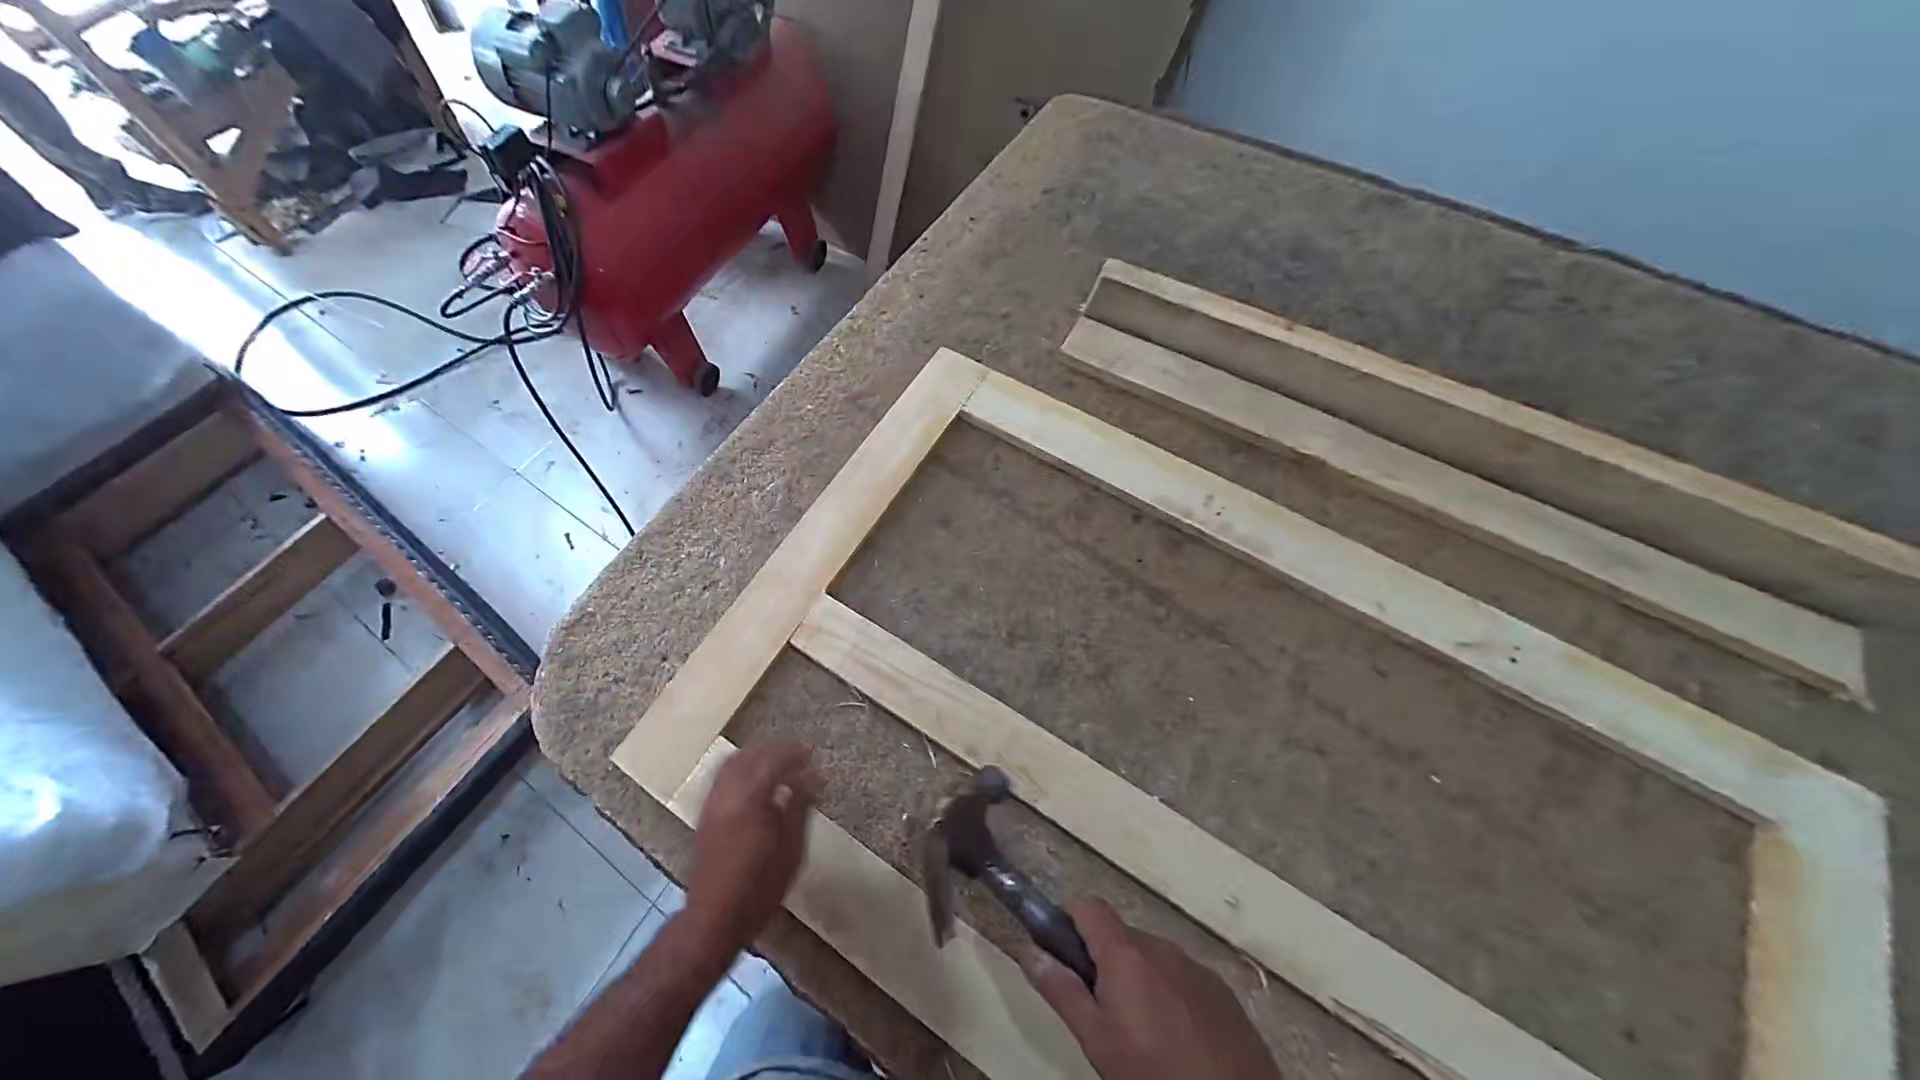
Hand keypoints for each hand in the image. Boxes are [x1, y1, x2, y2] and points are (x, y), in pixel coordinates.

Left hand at [684, 740, 819, 952]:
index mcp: (750, 799)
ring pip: (733, 763)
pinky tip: (756, 782)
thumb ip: (801, 806)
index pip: (773, 760)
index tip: (812, 754)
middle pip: (750, 755)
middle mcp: (726, 794)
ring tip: (778, 763)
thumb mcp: (792, 848)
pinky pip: (723, 777)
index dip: (795, 753)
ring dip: (757, 755)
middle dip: (775, 748)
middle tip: (798, 754)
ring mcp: (712, 803)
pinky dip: (742, 769)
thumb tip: (814, 778)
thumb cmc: (760, 887)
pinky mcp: (705, 815)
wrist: (715, 918)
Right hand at [1028, 899, 1281, 1079]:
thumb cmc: (1154, 1070)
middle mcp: (1160, 946)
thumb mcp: (1097, 1039)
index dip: (1070, 922)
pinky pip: (1181, 977)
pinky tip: (1176, 1038)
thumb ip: (1063, 992)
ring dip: (1138, 980)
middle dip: (1104, 962)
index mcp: (1125, 953)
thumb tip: (1032, 953)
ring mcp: (1194, 966)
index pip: (1088, 906)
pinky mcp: (1220, 989)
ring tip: (1141, 1032)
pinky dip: (1170, 995)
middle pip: (1119, 936)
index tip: (1064, 955)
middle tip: (1101, 1010)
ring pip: (1150, 958)